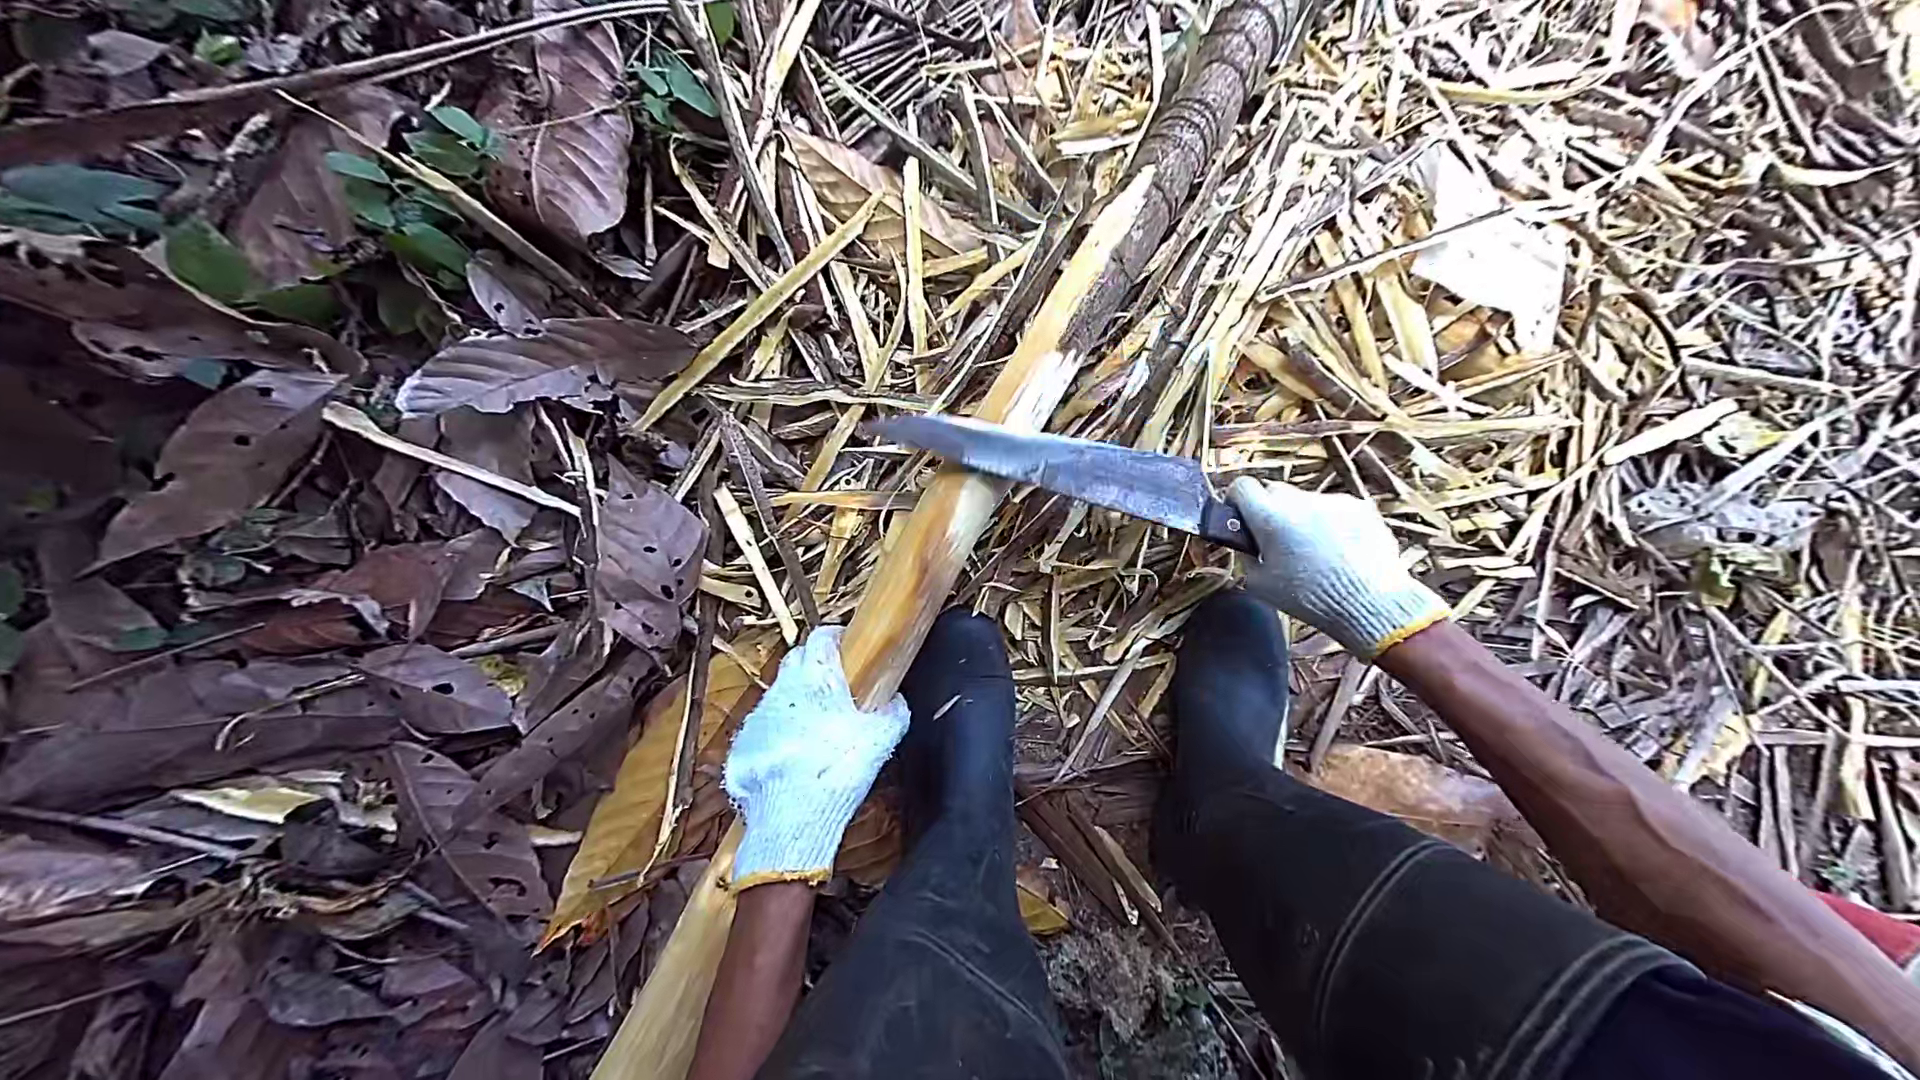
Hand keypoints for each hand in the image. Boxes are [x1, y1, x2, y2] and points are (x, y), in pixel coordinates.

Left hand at [723, 626, 908, 887]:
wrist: (791, 821)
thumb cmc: (839, 772)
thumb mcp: (882, 738)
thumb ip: (893, 709)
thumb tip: (894, 698)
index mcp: (815, 676)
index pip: (822, 635)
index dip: (836, 637)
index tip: (847, 647)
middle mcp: (782, 687)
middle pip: (798, 659)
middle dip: (816, 666)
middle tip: (837, 687)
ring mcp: (758, 715)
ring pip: (780, 693)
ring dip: (798, 702)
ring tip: (818, 728)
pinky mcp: (742, 743)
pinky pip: (763, 726)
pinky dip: (778, 732)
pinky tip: (796, 755)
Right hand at [1228, 477, 1451, 658]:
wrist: (1370, 603)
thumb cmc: (1309, 597)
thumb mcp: (1259, 583)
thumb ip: (1247, 553)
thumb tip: (1246, 540)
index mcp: (1269, 517)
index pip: (1242, 486)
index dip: (1238, 501)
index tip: (1242, 517)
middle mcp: (1299, 500)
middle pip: (1273, 491)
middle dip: (1269, 510)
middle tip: (1276, 539)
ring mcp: (1332, 501)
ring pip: (1304, 500)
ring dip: (1301, 517)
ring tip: (1313, 550)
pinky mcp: (1359, 506)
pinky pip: (1333, 508)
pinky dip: (1329, 522)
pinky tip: (1337, 549)